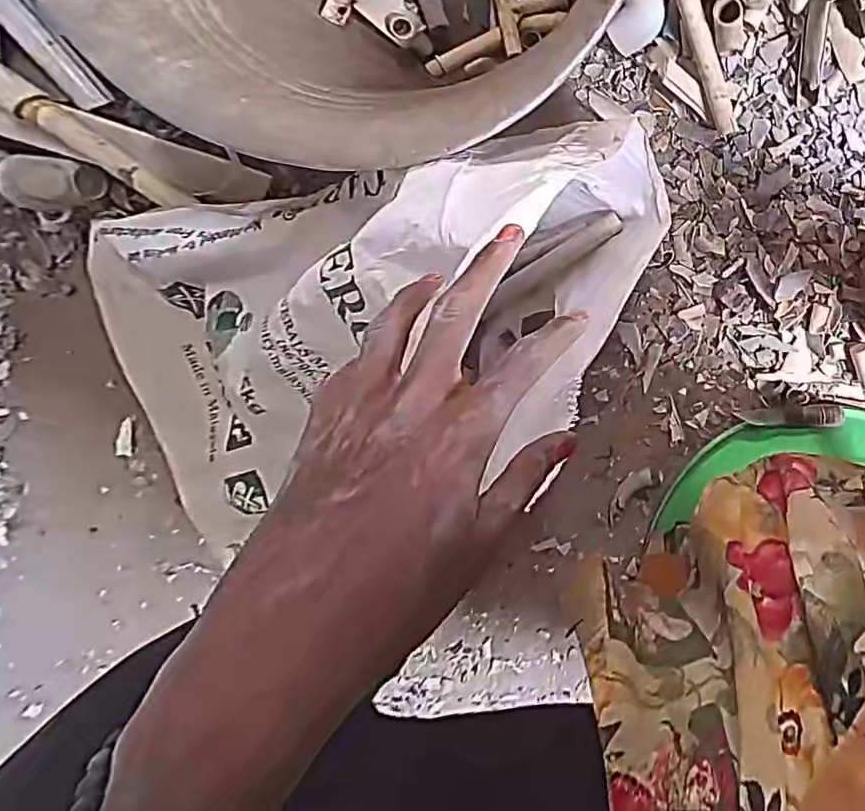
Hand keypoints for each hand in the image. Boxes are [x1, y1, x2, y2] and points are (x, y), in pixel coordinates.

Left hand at [219, 224, 585, 674]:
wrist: (288, 629)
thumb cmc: (389, 599)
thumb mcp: (476, 546)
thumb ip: (522, 482)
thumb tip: (560, 446)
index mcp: (458, 438)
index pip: (521, 369)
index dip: (555, 339)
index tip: (575, 322)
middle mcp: (410, 407)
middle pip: (455, 315)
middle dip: (486, 268)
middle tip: (506, 236)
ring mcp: (361, 407)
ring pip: (397, 324)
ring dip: (424, 291)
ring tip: (441, 273)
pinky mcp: (324, 421)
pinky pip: (356, 360)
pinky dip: (379, 339)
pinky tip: (386, 341)